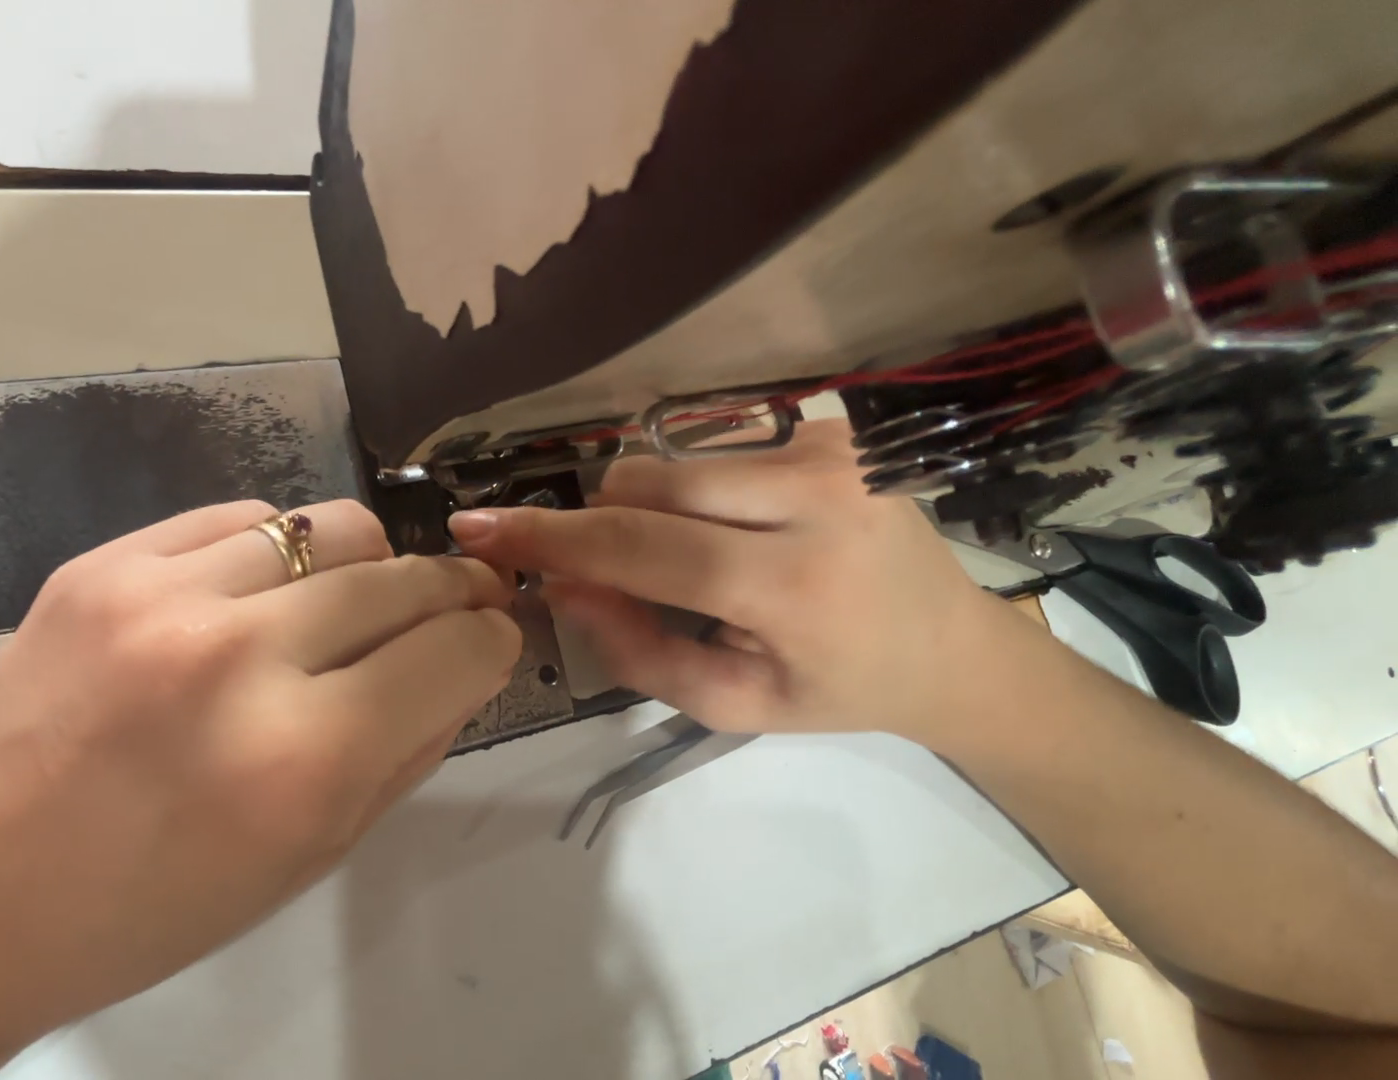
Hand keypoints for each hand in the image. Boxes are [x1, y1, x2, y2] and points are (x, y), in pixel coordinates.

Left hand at [0, 499, 519, 1049]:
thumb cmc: (151, 908)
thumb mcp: (309, 858)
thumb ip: (408, 752)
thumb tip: (467, 665)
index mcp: (300, 761)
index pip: (454, 652)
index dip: (493, 640)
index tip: (493, 637)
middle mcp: (237, 657)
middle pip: (400, 578)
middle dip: (450, 592)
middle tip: (457, 603)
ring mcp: (161, 595)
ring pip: (329, 524)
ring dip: (367, 563)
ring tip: (353, 599)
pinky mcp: (104, 563)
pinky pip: (243, 517)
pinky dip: (280, 550)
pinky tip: (266, 591)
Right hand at [448, 421, 1025, 739]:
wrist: (956, 646)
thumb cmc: (840, 689)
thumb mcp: (733, 704)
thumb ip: (639, 649)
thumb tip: (563, 582)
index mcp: (792, 583)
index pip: (639, 546)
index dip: (546, 536)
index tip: (476, 525)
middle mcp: (812, 495)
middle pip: (641, 483)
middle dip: (601, 526)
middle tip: (621, 574)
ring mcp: (826, 449)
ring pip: (667, 459)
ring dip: (645, 508)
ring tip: (692, 556)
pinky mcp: (830, 428)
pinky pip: (708, 448)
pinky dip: (689, 490)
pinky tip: (731, 526)